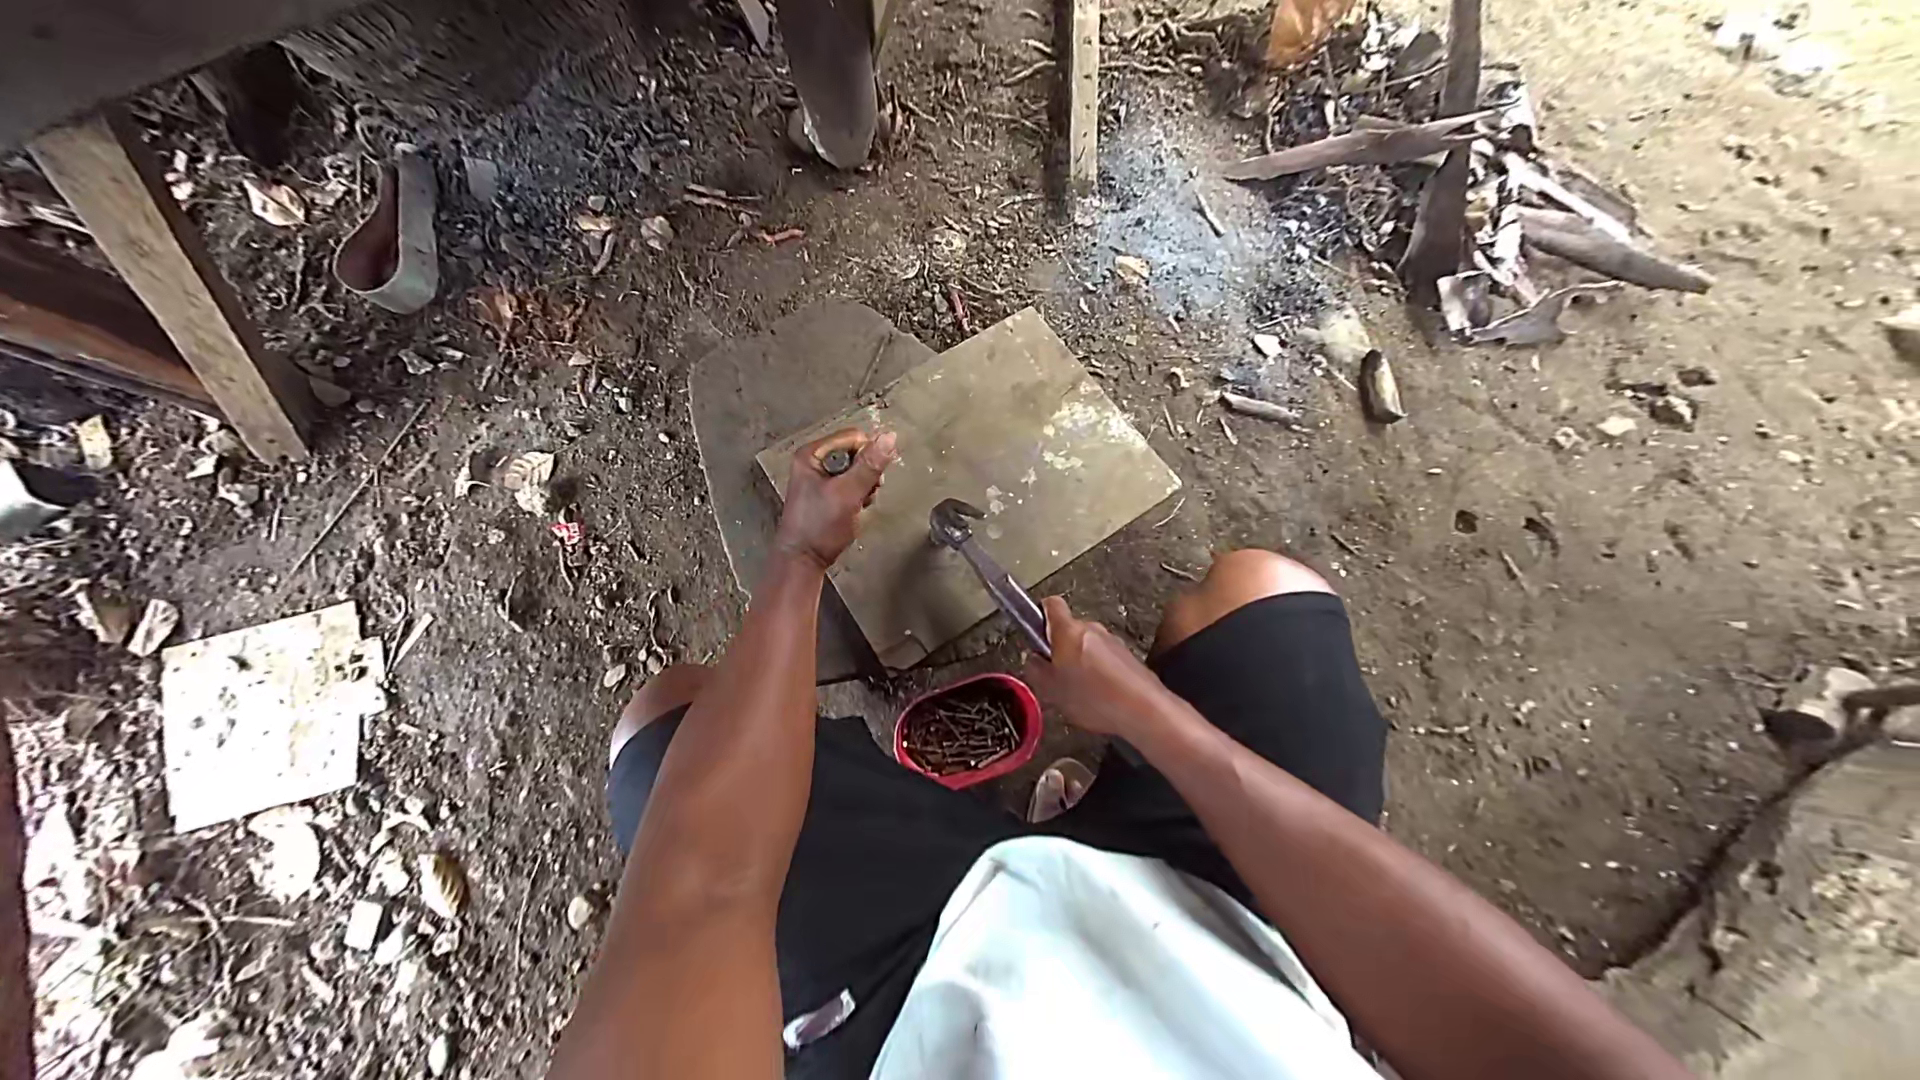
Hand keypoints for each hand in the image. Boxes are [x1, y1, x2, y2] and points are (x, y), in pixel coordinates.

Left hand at [774, 428, 896, 570]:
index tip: (872, 478)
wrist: (804, 559)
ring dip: (865, 486)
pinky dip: (859, 495)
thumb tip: (890, 438)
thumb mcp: (848, 493)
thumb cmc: (819, 527)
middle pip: (856, 452)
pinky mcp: (827, 492)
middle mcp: (814, 461)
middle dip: (867, 473)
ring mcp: (820, 477)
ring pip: (857, 469)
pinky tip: (854, 508)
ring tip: (857, 503)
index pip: (853, 438)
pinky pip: (852, 483)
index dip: (869, 454)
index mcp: (811, 454)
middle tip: (863, 493)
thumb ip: (870, 465)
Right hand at [1022, 596, 1179, 738]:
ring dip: (1080, 661)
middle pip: (1069, 629)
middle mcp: (1091, 629)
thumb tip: (1033, 660)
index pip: (1051, 604)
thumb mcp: (1052, 690)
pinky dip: (1098, 671)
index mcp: (1068, 631)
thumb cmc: (1096, 698)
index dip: (1041, 613)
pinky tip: (1098, 695)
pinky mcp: (1127, 656)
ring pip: (1087, 645)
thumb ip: (1036, 670)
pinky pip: (1104, 658)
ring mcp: (1112, 642)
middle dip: (1060, 648)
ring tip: (1079, 690)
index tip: (1036, 629)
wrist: (1143, 710)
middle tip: (1055, 672)